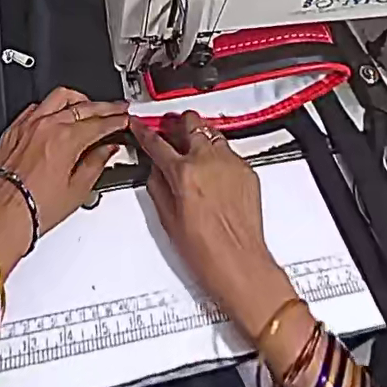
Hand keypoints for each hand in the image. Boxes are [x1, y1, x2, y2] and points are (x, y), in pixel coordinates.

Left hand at [0, 88, 128, 275]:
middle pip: (84, 106)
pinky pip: (37, 107)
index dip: (117, 120)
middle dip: (105, 107)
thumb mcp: (78, 190)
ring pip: (60, 97)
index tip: (124, 119)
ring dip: (80, 100)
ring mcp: (29, 125)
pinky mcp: (14, 130)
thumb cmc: (33, 209)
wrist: (2, 219)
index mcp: (66, 139)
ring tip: (90, 107)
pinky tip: (58, 115)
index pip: (100, 122)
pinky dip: (52, 107)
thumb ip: (97, 163)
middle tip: (116, 110)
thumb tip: (107, 150)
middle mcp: (47, 126)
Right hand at [132, 111, 298, 340]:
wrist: (240, 264)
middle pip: (190, 122)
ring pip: (211, 133)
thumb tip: (155, 171)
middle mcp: (208, 161)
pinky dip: (218, 156)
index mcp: (183, 173)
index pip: (156, 143)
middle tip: (172, 131)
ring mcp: (230, 163)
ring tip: (194, 152)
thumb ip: (158, 186)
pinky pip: (229, 152)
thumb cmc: (206, 251)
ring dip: (200, 137)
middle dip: (178, 123)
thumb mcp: (168, 220)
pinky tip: (214, 174)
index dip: (144, 131)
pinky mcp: (246, 170)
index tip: (140, 125)